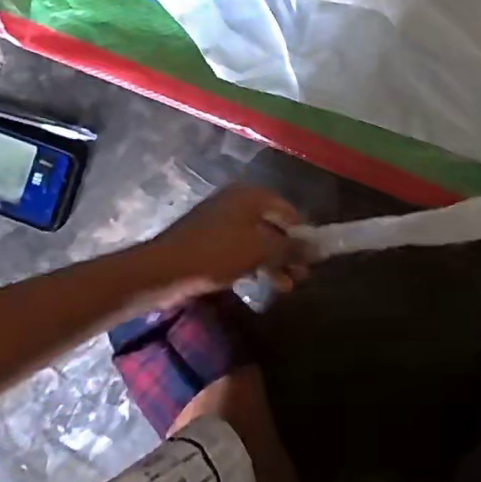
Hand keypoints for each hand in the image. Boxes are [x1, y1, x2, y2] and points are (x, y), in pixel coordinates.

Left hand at [138, 184, 314, 297]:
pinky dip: (254, 263)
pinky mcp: (208, 240)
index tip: (314, 257)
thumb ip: (291, 248)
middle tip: (302, 275)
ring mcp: (221, 220)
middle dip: (289, 251)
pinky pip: (240, 248)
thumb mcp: (260, 250)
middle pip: (273, 225)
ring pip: (257, 239)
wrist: (162, 270)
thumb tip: (317, 248)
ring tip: (287, 286)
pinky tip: (262, 283)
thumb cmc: (216, 253)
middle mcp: (237, 202)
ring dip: (274, 262)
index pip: (288, 210)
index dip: (304, 233)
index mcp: (250, 195)